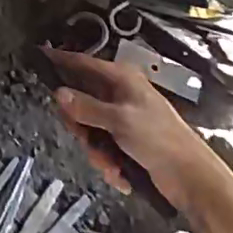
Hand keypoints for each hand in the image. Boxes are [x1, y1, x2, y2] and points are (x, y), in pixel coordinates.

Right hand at [46, 46, 230, 212]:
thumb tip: (58, 93)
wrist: (192, 178)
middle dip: (82, 128)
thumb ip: (87, 107)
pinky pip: (104, 147)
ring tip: (111, 166)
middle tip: (85, 139)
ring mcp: (124, 118)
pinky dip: (109, 162)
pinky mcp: (128, 141)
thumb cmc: (159, 139)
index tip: (40, 55)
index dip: (62, 60)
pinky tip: (121, 174)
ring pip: (91, 129)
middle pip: (82, 102)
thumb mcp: (119, 121)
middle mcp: (121, 94)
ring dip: (98, 151)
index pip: (84, 63)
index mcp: (121, 79)